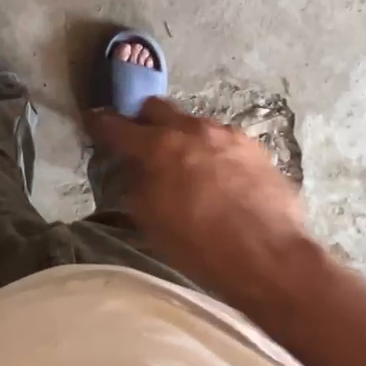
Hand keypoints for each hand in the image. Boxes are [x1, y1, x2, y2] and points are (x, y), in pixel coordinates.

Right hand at [87, 98, 311, 291]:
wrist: (270, 258)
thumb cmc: (200, 245)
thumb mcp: (150, 220)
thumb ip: (136, 185)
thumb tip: (135, 170)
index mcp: (159, 146)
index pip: (118, 126)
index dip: (102, 123)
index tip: (95, 120)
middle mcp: (192, 130)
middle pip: (158, 107)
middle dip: (146, 120)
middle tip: (144, 141)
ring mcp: (228, 136)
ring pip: (195, 124)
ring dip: (184, 138)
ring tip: (188, 166)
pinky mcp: (256, 149)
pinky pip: (224, 141)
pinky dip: (213, 152)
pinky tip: (220, 177)